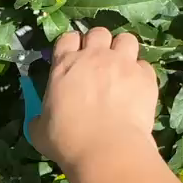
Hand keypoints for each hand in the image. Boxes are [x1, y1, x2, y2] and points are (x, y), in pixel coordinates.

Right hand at [30, 27, 160, 175]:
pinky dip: (141, 74)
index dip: (72, 46)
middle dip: (99, 44)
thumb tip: (36, 121)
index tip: (74, 58)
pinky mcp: (145, 77)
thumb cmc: (66, 140)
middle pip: (99, 33)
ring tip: (122, 69)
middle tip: (99, 64)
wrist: (106, 149)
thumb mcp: (40, 131)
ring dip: (123, 51)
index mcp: (65, 65)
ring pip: (126, 40)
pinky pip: (145, 65)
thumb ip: (39, 119)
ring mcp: (123, 63)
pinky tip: (137, 89)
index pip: (68, 38)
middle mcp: (95, 56)